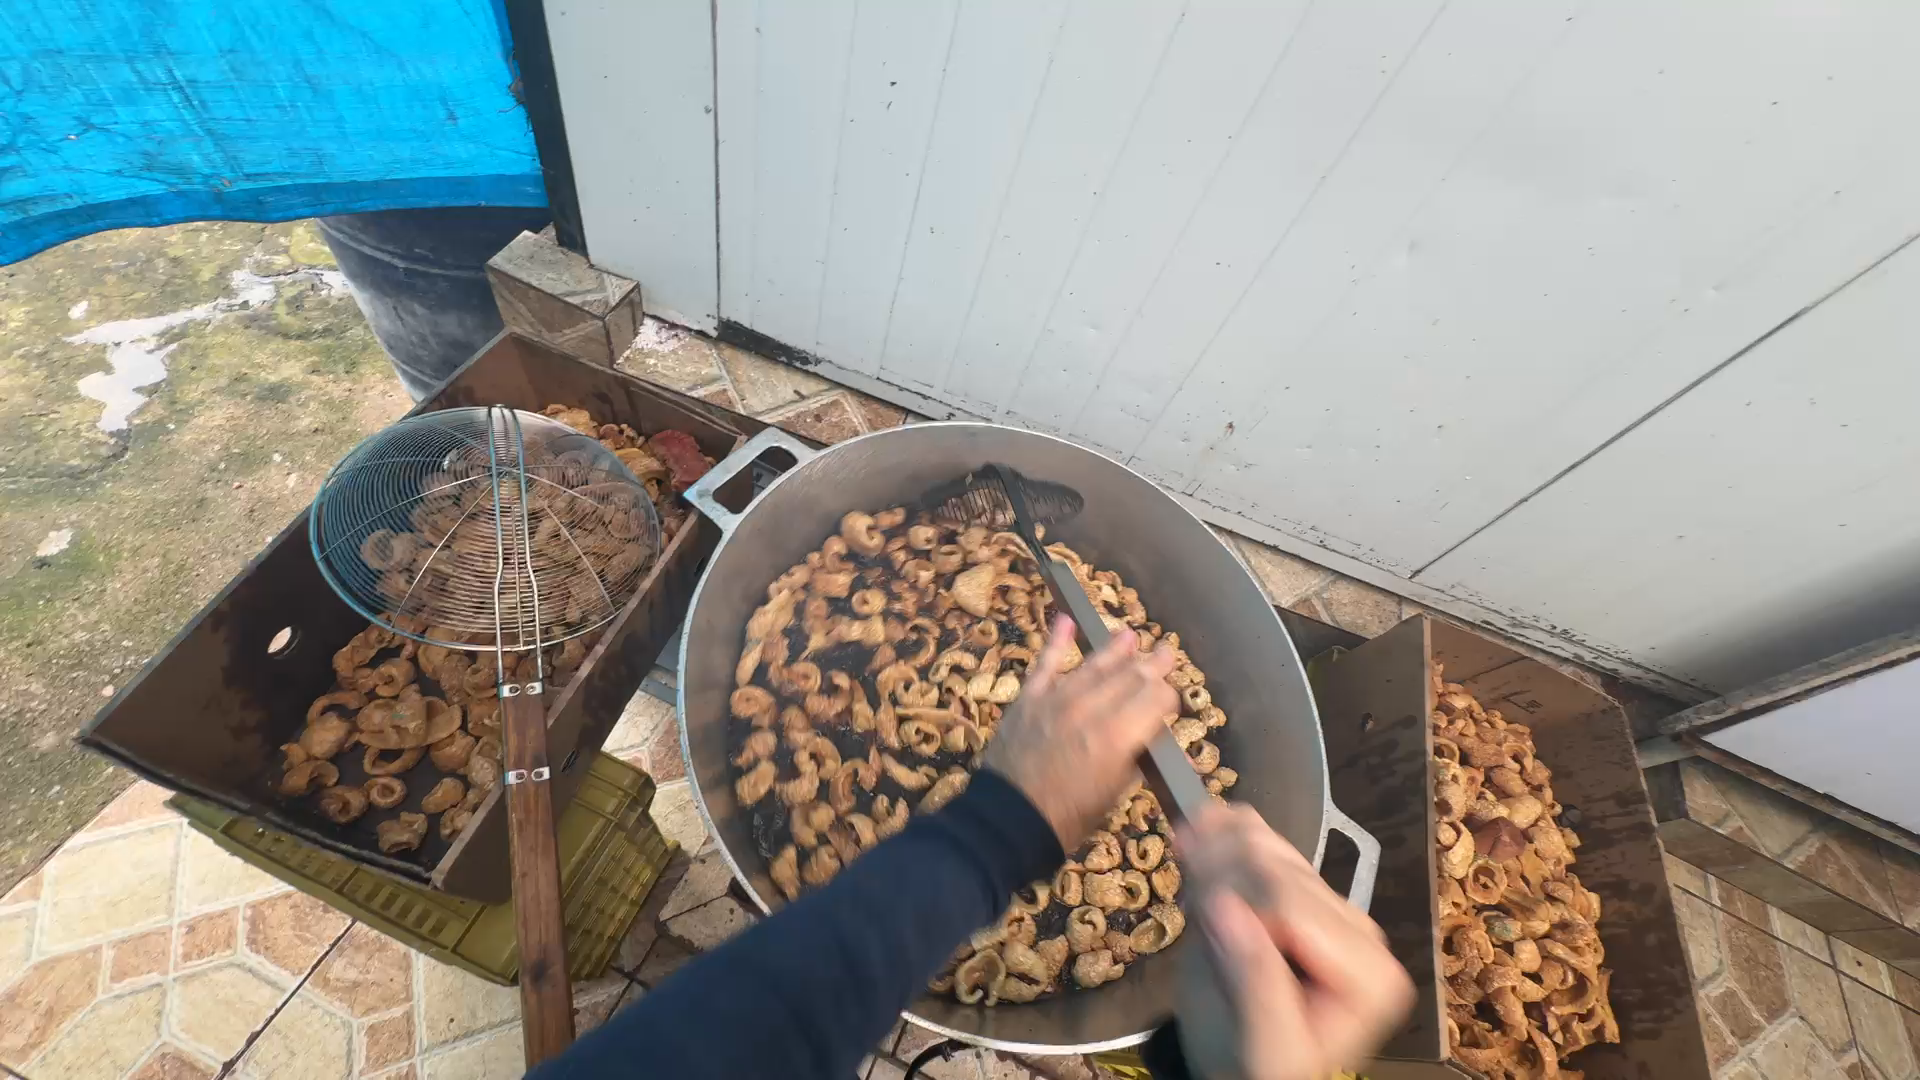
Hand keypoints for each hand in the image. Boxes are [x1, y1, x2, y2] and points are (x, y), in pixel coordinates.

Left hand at [982, 614, 1177, 848]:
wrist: (1008, 819)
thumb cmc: (1069, 818)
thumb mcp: (1114, 794)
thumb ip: (1135, 758)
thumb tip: (1155, 741)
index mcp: (1118, 736)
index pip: (1155, 698)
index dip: (1168, 696)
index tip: (1172, 702)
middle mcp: (1091, 708)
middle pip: (1129, 677)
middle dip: (1151, 666)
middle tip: (1167, 653)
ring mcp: (1057, 698)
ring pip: (1094, 666)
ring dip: (1115, 650)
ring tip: (1131, 636)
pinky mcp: (1029, 697)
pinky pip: (1046, 663)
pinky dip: (1057, 640)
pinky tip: (1066, 620)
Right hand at [1175, 804, 1412, 1079]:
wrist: (1236, 1057)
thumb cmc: (1251, 1062)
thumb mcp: (1259, 1044)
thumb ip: (1254, 981)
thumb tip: (1223, 906)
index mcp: (1368, 975)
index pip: (1288, 903)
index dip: (1234, 903)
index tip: (1202, 923)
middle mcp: (1360, 929)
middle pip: (1272, 867)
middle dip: (1219, 879)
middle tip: (1193, 911)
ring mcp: (1328, 899)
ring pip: (1261, 841)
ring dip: (1213, 855)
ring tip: (1194, 894)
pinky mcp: (1298, 879)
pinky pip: (1256, 830)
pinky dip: (1217, 829)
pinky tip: (1195, 839)